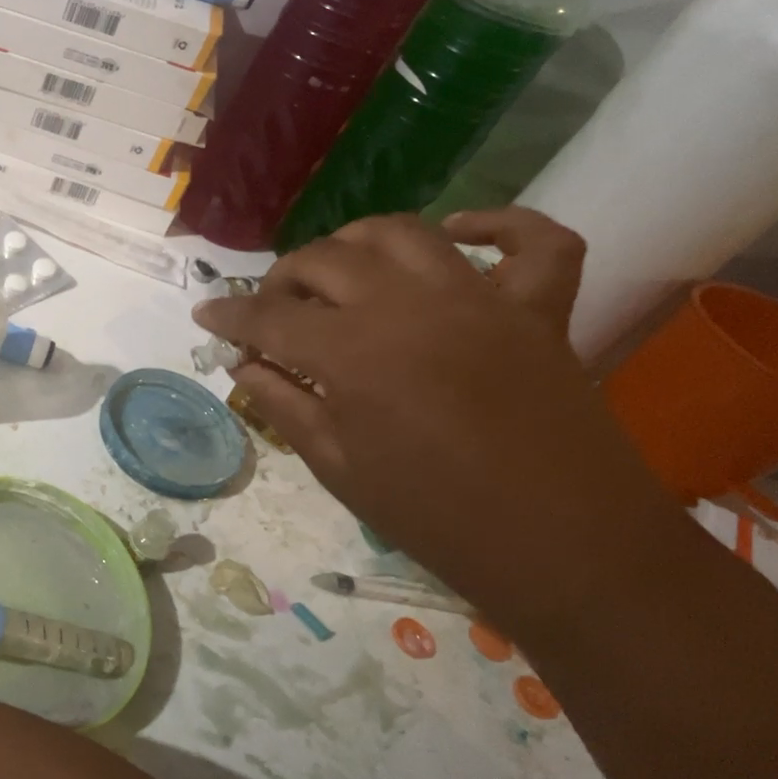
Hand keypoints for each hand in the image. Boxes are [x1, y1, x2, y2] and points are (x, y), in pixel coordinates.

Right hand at [192, 209, 682, 624]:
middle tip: (274, 309)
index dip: (229, 315)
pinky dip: (499, 225)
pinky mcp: (541, 311)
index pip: (268, 316)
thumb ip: (283, 405)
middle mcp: (409, 307)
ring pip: (404, 233)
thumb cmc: (439, 519)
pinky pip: (535, 242)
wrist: (571, 553)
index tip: (206, 316)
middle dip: (283, 278)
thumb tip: (243, 365)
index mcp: (353, 353)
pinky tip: (458, 235)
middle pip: (326, 260)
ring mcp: (481, 301)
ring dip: (358, 241)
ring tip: (342, 269)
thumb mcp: (339, 468)